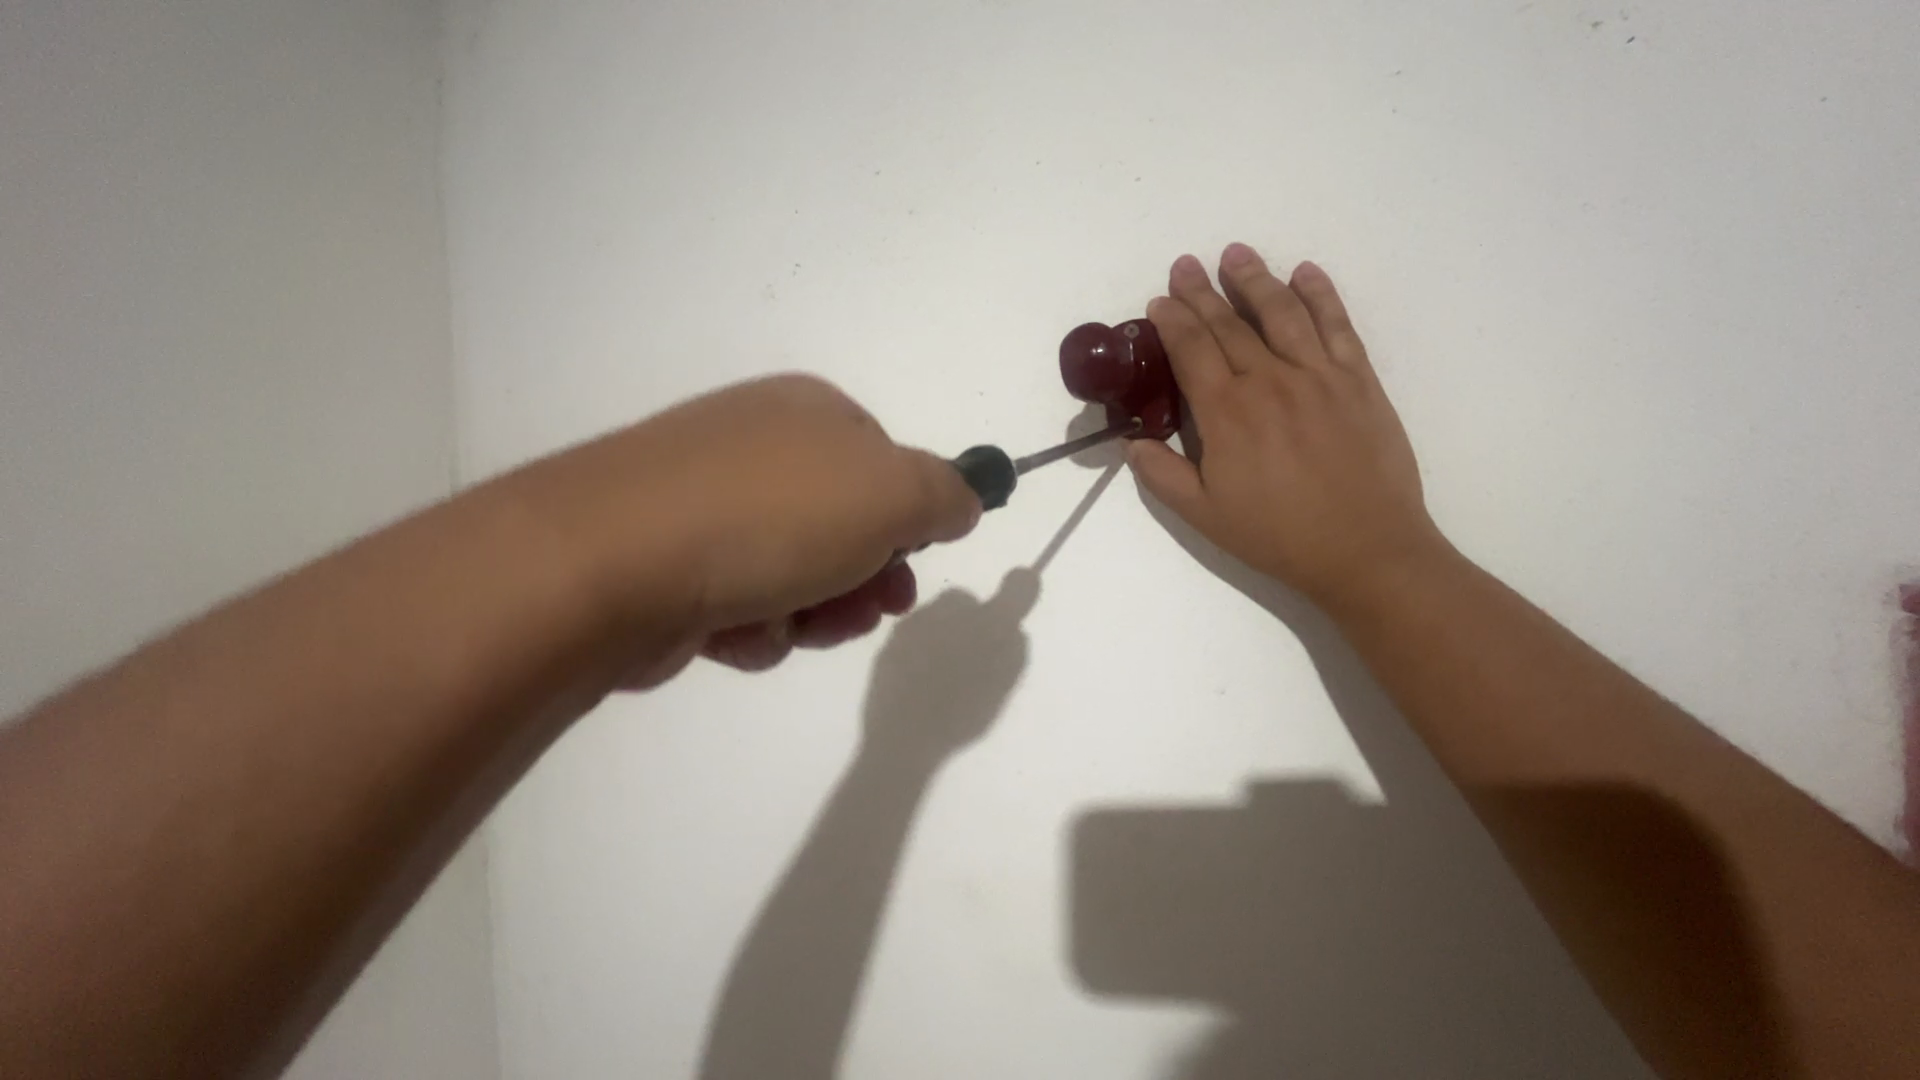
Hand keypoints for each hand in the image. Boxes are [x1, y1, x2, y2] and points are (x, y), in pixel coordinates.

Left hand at [512, 374, 980, 682]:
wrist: (613, 561)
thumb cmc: (773, 516)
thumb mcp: (893, 495)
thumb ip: (945, 494)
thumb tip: (962, 499)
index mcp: (812, 412)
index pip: (886, 465)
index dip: (907, 524)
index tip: (909, 568)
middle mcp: (757, 445)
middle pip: (841, 526)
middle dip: (862, 581)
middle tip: (864, 612)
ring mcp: (705, 502)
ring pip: (794, 572)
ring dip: (812, 612)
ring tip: (795, 628)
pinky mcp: (667, 559)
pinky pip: (739, 599)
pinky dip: (752, 627)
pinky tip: (736, 633)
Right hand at [1127, 244, 1450, 607]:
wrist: (1366, 549)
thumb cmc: (1277, 536)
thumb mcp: (1203, 516)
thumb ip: (1162, 475)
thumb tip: (1131, 442)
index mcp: (1227, 414)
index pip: (1192, 351)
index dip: (1173, 322)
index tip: (1159, 301)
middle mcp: (1269, 381)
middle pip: (1229, 325)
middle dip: (1202, 292)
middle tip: (1185, 264)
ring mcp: (1318, 375)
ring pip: (1281, 313)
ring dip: (1254, 279)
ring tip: (1236, 253)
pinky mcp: (1358, 380)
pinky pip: (1337, 325)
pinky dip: (1321, 295)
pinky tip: (1307, 273)